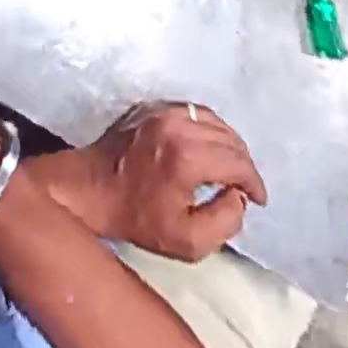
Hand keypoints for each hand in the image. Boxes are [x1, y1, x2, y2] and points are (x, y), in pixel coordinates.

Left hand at [64, 103, 267, 261]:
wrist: (90, 188)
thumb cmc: (136, 217)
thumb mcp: (187, 241)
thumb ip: (225, 221)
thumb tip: (238, 196)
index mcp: (187, 156)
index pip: (238, 162)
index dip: (254, 183)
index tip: (257, 199)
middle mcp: (177, 125)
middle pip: (229, 138)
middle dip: (243, 163)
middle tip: (243, 185)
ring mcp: (162, 110)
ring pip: (212, 119)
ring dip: (227, 142)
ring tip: (229, 165)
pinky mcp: (150, 106)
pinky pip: (191, 111)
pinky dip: (206, 127)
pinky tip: (205, 146)